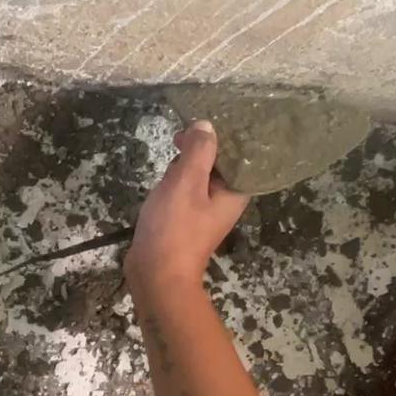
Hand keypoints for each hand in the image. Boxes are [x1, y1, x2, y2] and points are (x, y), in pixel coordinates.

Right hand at [126, 120, 249, 290]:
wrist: (156, 274)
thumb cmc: (174, 227)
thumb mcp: (185, 182)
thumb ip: (198, 151)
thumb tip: (206, 125)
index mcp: (236, 192)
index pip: (240, 154)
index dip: (223, 135)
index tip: (204, 121)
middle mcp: (226, 200)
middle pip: (218, 163)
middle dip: (200, 148)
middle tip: (179, 138)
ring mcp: (205, 211)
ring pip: (199, 176)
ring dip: (185, 165)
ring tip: (171, 154)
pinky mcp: (186, 220)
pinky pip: (185, 191)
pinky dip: (176, 182)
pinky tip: (163, 179)